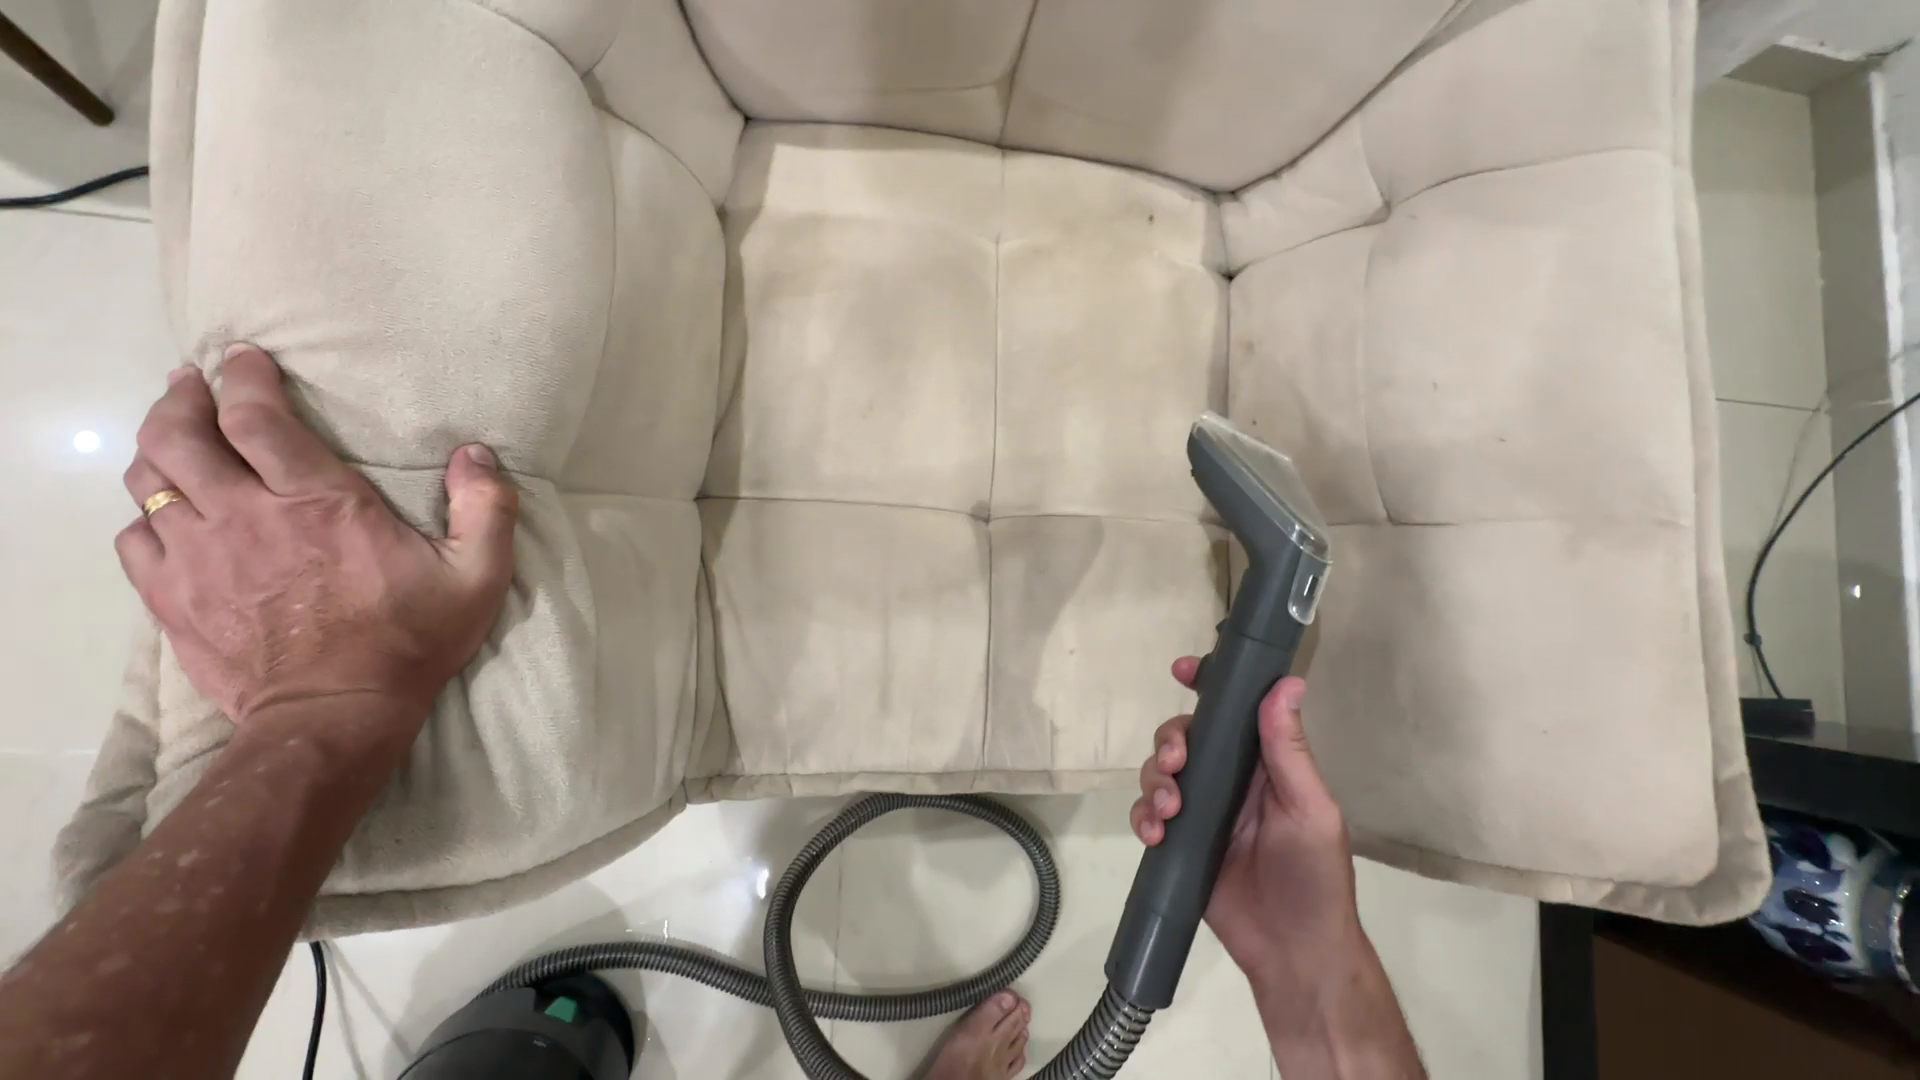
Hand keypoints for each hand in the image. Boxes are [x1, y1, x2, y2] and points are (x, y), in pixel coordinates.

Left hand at [115, 345, 517, 748]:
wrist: (336, 714)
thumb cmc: (412, 639)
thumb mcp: (479, 575)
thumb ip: (486, 508)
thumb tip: (477, 454)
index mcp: (318, 503)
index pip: (257, 417)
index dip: (243, 377)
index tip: (243, 357)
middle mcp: (244, 515)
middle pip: (178, 435)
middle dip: (181, 398)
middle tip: (194, 383)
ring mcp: (197, 557)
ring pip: (148, 480)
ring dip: (158, 447)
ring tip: (175, 436)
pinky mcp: (171, 596)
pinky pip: (134, 537)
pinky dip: (147, 514)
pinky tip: (168, 515)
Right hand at [1131, 659, 1363, 997]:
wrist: (1292, 953)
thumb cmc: (1313, 877)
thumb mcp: (1309, 809)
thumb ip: (1288, 750)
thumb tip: (1287, 682)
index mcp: (1263, 764)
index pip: (1232, 712)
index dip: (1206, 684)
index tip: (1181, 669)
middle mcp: (1228, 780)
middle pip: (1184, 738)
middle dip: (1170, 743)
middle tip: (1176, 764)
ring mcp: (1201, 811)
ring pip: (1160, 773)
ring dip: (1155, 783)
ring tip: (1169, 813)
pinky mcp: (1179, 843)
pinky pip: (1148, 816)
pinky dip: (1143, 818)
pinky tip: (1154, 835)